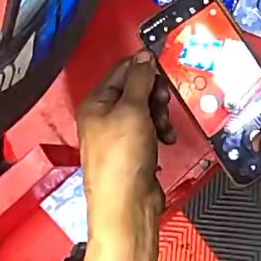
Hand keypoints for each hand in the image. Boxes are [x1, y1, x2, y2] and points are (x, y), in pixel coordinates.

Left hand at [76, 51, 175, 260]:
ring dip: (161, 114)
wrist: (127, 205)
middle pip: (136, 90)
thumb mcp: (133, 110)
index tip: (165, 67)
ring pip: (146, 109)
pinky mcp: (133, 150)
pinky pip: (150, 129)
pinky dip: (161, 131)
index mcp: (96, 103)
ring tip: (163, 127)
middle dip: (155, 95)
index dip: (145, 67)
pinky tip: (165, 139)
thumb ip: (140, 79)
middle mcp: (104, 117)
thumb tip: (144, 56)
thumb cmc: (121, 162)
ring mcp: (118, 134)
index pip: (123, 70)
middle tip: (163, 102)